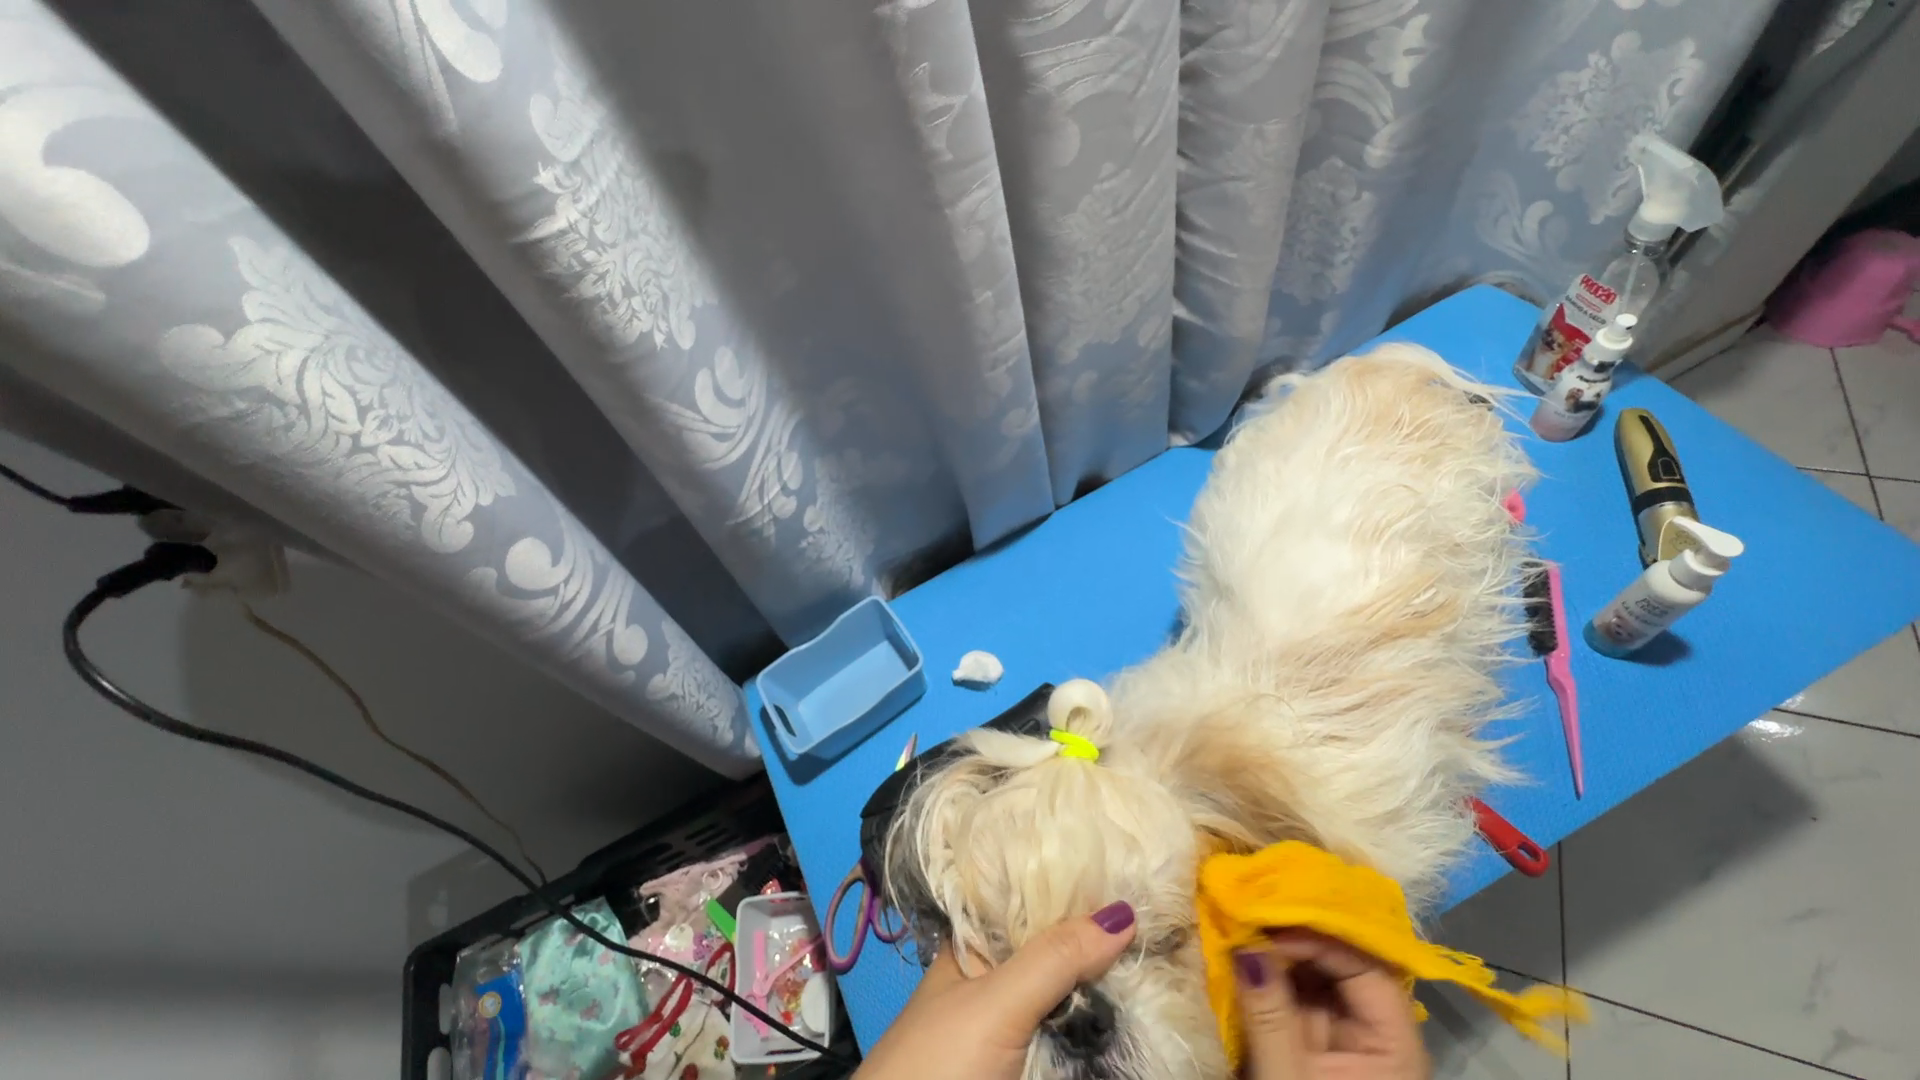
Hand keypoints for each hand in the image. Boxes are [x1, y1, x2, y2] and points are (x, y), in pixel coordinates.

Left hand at [854, 901, 1137, 1079]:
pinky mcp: (1037, 1073)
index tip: (1129, 881)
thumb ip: (1052, 958)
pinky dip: (1104, 1040)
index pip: (1030, 908)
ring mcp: (1018, 1036)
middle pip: (1059, 960)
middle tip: (1162, 924)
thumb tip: (1124, 912)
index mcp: (975, 954)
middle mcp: (998, 990)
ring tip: (1166, 965)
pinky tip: (1145, 1019)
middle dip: (1103, 950)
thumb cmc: (939, 1063)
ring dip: (1112, 998)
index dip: (1075, 894)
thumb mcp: (993, 1002)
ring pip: (1073, 1007)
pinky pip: (1077, 1050)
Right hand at [1236, 931, 1429, 1078]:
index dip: (1320, 939)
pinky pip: (1294, 995)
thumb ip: (1268, 1012)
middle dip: (1294, 935)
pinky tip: (1239, 956)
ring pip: (1315, 974)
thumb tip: (1245, 944)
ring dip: (1276, 949)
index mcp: (1395, 1047)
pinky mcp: (1314, 1044)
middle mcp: (1377, 1033)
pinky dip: (1268, 973)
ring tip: (1238, 926)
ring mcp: (1345, 1038)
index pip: (1366, 966)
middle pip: (1342, 963)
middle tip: (1246, 913)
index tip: (1266, 928)